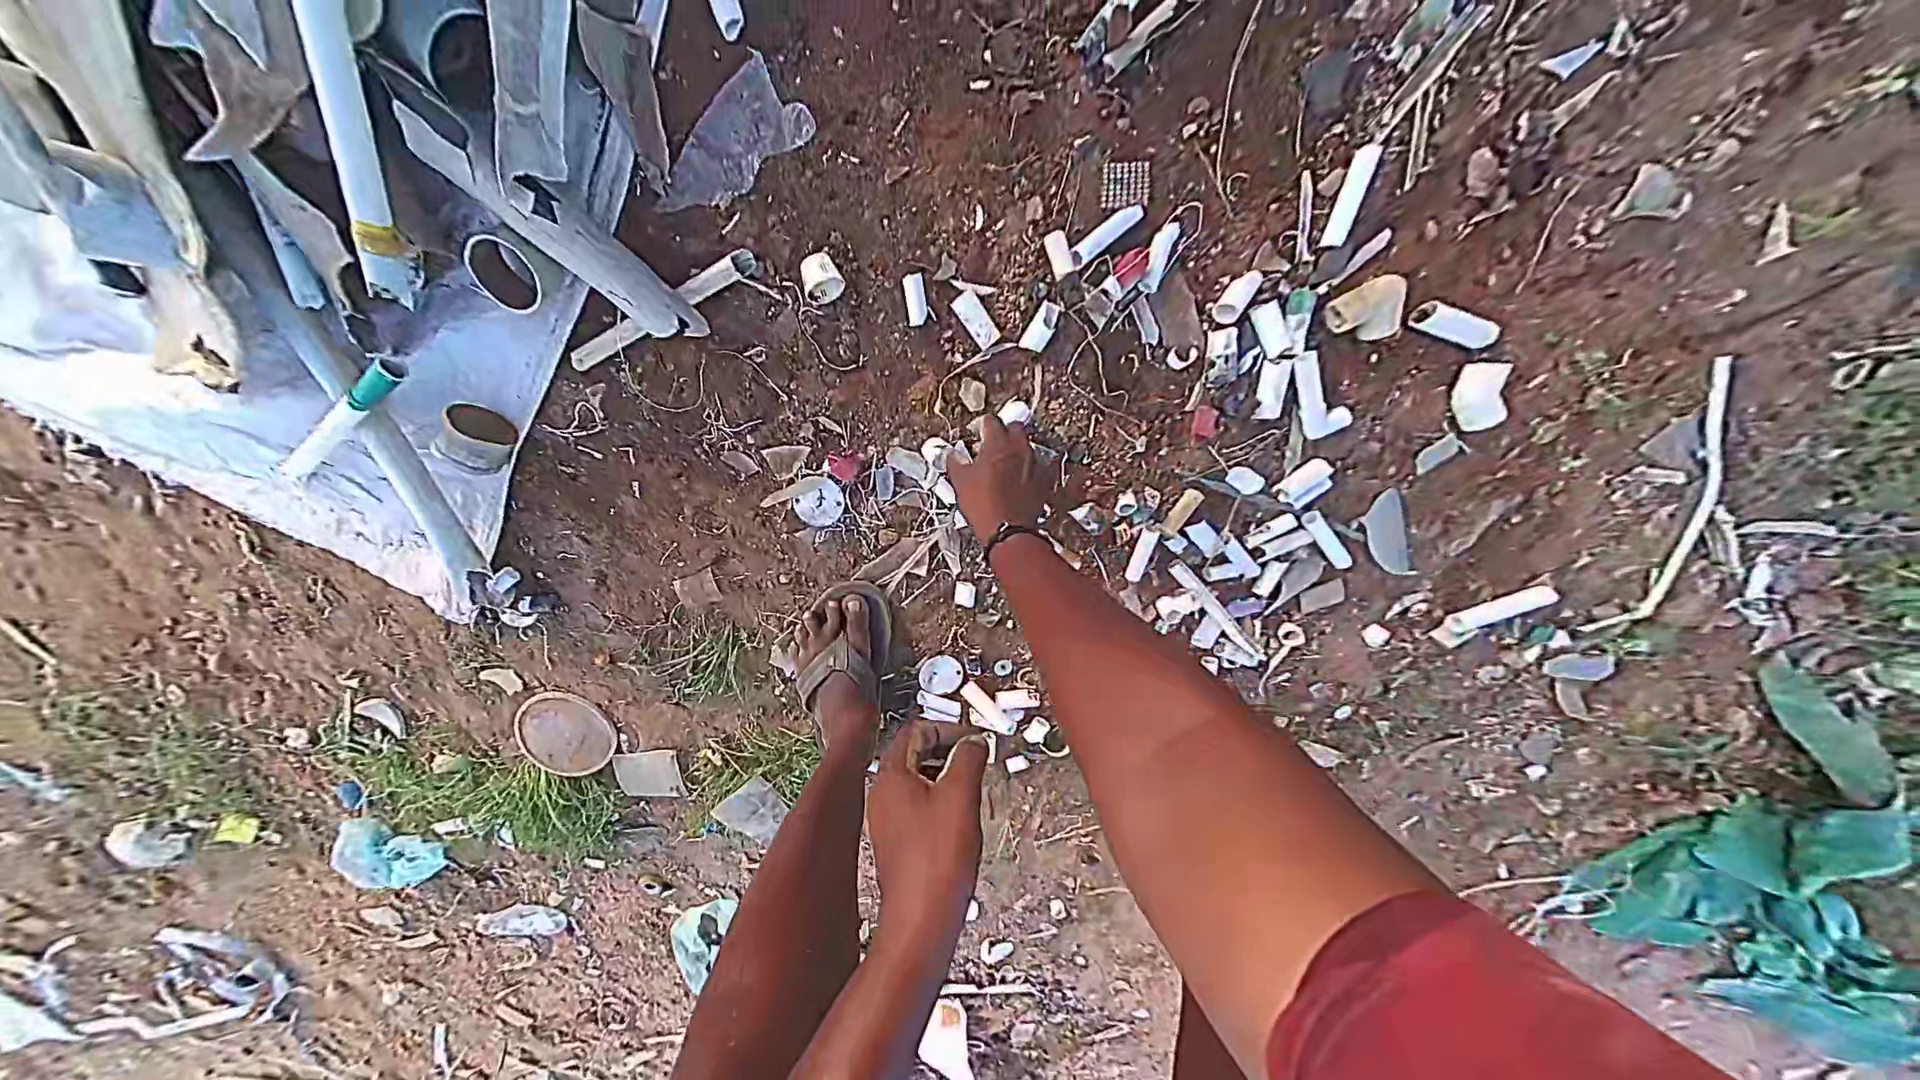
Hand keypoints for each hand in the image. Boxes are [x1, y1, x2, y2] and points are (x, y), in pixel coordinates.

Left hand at [868, 723, 988, 943]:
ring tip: (972, 781)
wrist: (922, 919)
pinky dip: (941, 799)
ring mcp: (888, 820)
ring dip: (946, 774)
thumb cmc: (935, 862)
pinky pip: (919, 806)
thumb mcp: (961, 795)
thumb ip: (969, 757)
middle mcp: (882, 795)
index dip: (947, 728)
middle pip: (915, 753)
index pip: (915, 730)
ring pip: (918, 780)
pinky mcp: (899, 841)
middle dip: (948, 749)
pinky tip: (960, 814)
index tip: (971, 735)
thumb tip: (974, 741)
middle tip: (975, 754)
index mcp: (890, 777)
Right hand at [946, 416, 1046, 536]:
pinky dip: (1028, 467)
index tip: (978, 432)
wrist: (1008, 530)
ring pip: (1027, 446)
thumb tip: (952, 456)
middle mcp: (1019, 448)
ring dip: (1016, 450)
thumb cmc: (984, 505)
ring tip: (1004, 463)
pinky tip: (1018, 477)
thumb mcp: (960, 481)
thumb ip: (956, 462)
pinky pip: (1037, 465)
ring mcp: (1034, 463)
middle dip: (1004, 432)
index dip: (982, 425)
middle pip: (1014, 428)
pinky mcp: (1044, 479)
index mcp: (998, 443)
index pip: (991, 421)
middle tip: (993, 444)